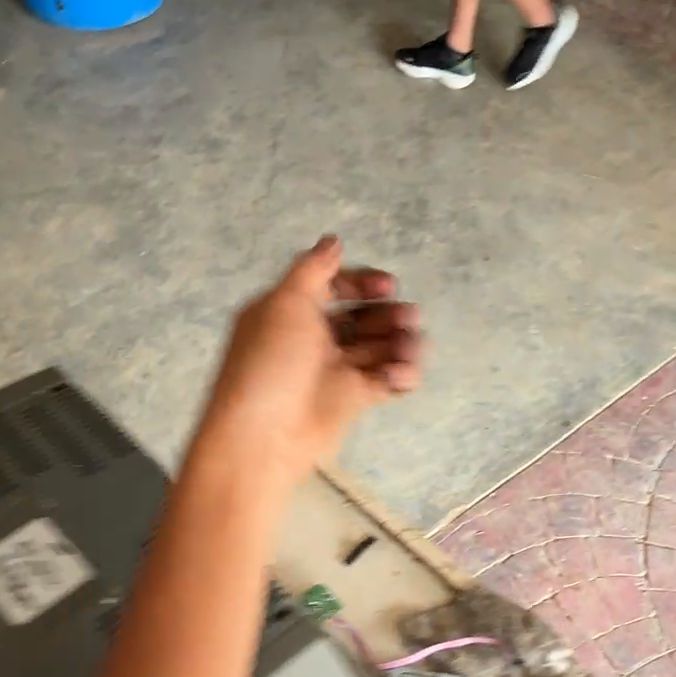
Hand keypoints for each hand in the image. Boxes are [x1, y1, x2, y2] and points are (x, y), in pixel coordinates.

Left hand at [192, 236, 422, 480]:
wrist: (264, 435)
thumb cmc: (268, 365)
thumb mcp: (284, 304)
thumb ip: (312, 269)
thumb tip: (332, 240)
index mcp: (293, 310)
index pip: (335, 287)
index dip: (362, 283)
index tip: (387, 286)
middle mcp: (315, 338)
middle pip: (363, 317)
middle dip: (388, 314)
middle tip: (407, 318)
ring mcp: (336, 370)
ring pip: (380, 347)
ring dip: (401, 342)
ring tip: (411, 347)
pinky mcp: (354, 399)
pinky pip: (386, 379)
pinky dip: (401, 374)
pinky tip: (402, 375)